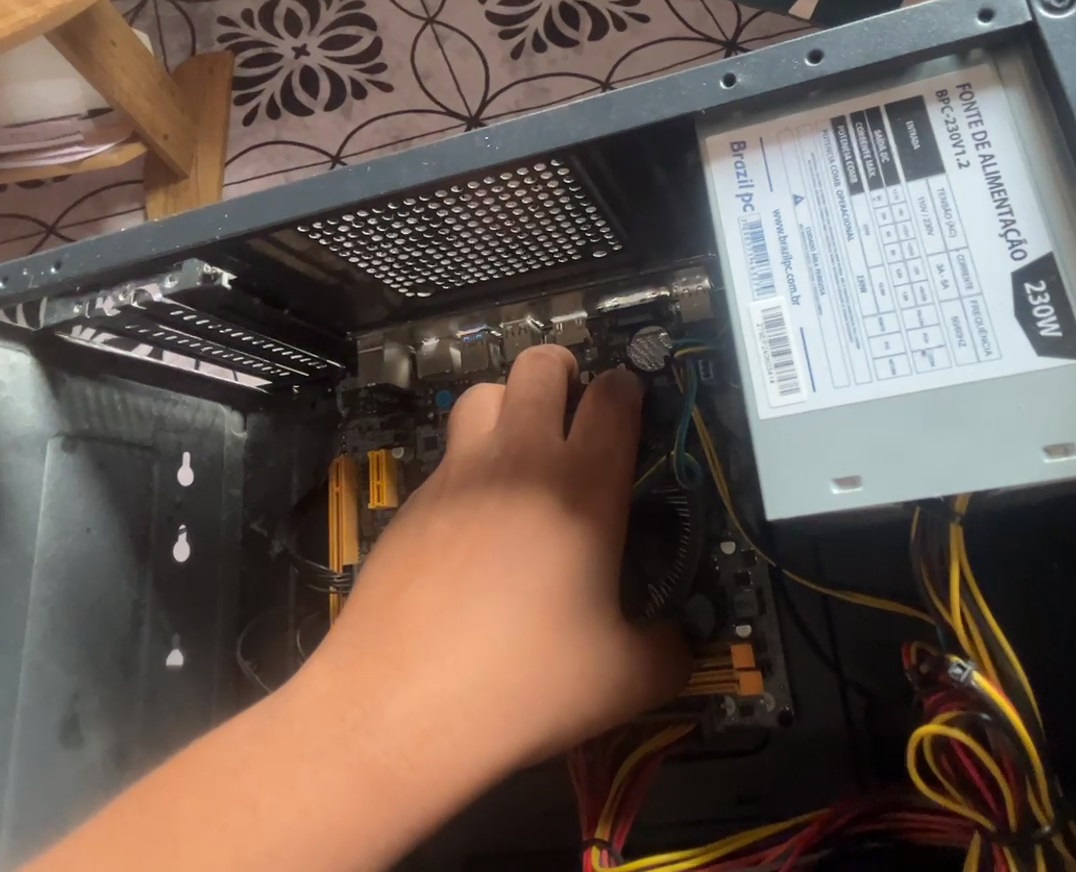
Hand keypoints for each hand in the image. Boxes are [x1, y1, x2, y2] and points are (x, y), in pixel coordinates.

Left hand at [312, 345, 689, 772]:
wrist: (395, 708)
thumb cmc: (522, 684)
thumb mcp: (624, 681)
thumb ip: (669, 653)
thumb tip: (679, 642)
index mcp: (582, 488)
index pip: (613, 398)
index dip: (627, 387)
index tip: (631, 403)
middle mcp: (520, 462)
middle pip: (540, 366)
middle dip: (564, 369)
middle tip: (575, 405)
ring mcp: (458, 476)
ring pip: (483, 392)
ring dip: (509, 401)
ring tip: (520, 443)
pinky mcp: (414, 502)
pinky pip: (448, 451)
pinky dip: (469, 459)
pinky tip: (474, 516)